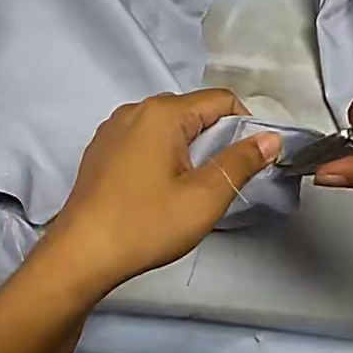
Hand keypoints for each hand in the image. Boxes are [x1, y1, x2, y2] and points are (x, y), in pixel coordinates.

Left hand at [37, 89, 282, 295]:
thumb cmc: (146, 224)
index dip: (245, 126)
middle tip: (221, 179)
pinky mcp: (100, 149)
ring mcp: (112, 129)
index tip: (249, 162)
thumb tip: (271, 138)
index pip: (220, 100)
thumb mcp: (204, 197)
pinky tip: (158, 188)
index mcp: (161, 113)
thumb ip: (241, 162)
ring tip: (190, 187)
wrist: (81, 252)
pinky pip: (142, 139)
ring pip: (166, 126)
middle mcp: (134, 110)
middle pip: (192, 110)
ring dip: (187, 147)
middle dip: (215, 137)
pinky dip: (160, 154)